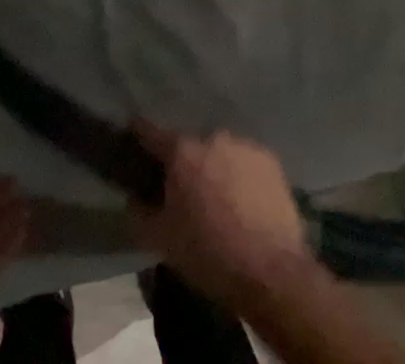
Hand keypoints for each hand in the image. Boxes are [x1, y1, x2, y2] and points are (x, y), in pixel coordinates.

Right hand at [126, 120, 309, 308]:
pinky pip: (245, 163)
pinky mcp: (273, 164)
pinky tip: (243, 201)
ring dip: (213, 167)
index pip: (149, 131)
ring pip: (220, 153)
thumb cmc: (208, 252)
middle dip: (183, 162)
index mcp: (182, 152)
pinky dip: (239, 175)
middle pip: (189, 145)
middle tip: (182, 189)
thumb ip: (138, 213)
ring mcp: (247, 148)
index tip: (132, 137)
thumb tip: (132, 199)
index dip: (137, 133)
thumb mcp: (160, 239)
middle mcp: (214, 138)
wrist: (271, 272)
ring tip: (217, 198)